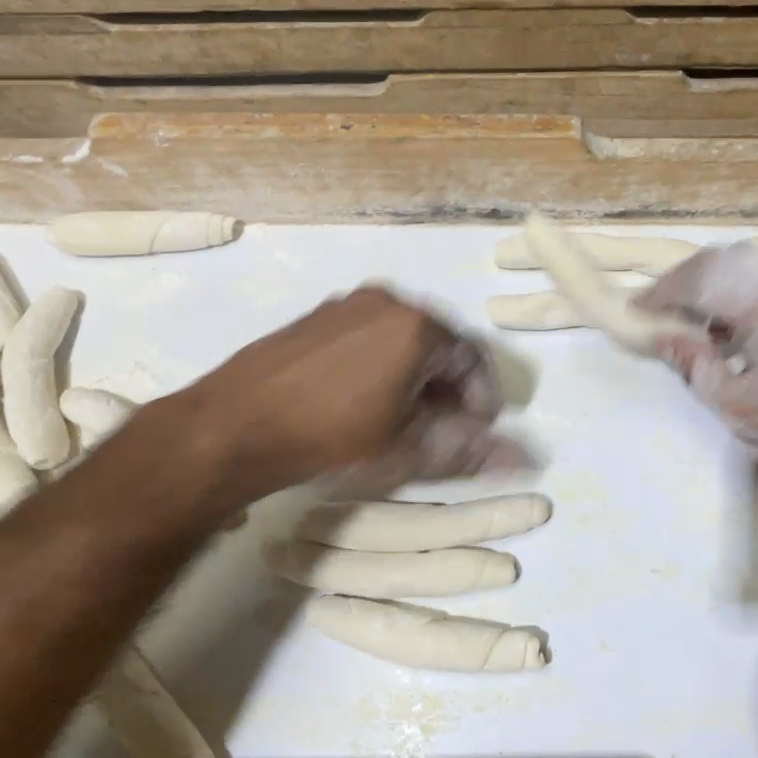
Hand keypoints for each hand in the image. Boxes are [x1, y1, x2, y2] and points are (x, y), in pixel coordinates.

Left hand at [194, 287, 530, 492]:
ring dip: (417, 378)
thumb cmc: (333, 440)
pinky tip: (366, 402)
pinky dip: (384, 365)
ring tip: (405, 420)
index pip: (475, 360)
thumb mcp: (408, 451)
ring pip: (403, 340)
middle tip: (445, 430)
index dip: (484, 400)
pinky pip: (369, 336)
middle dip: (451, 389)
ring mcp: (347, 304)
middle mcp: (388, 301)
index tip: (479, 433)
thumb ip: (470, 449)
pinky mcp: (316, 317)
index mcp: (419, 327)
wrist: (234, 427)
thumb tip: (523, 456)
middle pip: (440, 345)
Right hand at [636, 242, 757, 454]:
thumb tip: (663, 339)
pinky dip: (738, 290)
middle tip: (657, 312)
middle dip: (682, 282)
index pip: (694, 278)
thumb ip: (695, 366)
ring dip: (710, 284)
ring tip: (689, 320)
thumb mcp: (737, 403)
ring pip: (743, 264)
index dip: (659, 294)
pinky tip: (730, 326)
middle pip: (718, 261)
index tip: (634, 313)